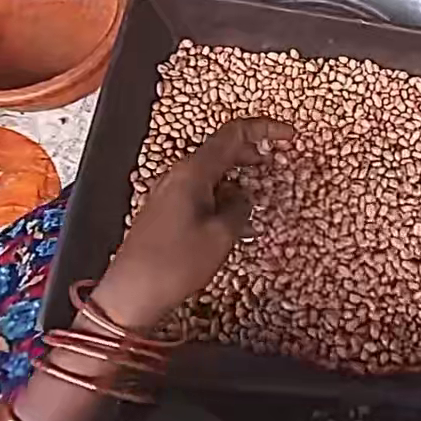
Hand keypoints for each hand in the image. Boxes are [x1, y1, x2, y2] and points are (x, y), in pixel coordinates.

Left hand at [93, 118, 294, 329]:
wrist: (132, 291)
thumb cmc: (175, 263)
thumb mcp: (221, 236)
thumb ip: (240, 209)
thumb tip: (245, 198)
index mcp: (193, 172)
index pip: (233, 134)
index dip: (264, 129)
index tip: (288, 134)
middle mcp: (178, 175)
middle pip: (221, 151)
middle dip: (252, 156)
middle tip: (275, 165)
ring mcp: (169, 191)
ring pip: (211, 175)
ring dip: (236, 182)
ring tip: (255, 205)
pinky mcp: (165, 210)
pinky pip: (200, 193)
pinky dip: (220, 198)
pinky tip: (233, 222)